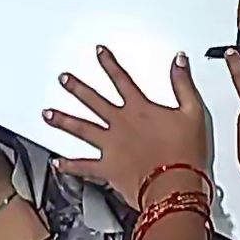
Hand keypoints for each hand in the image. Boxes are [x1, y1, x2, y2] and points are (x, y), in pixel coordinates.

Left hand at [44, 46, 210, 206]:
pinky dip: (69, 166)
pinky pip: (84, 167)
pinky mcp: (107, 169)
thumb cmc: (185, 153)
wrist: (174, 187)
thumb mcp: (192, 112)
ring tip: (47, 114)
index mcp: (139, 109)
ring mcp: (110, 146)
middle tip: (63, 79)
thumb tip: (178, 61)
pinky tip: (58, 163)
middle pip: (93, 101)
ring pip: (81, 129)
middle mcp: (120, 124)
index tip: (98, 52)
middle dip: (76, 88)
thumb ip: (183, 84)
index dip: (109, 64)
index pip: (120, 79)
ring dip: (63, 120)